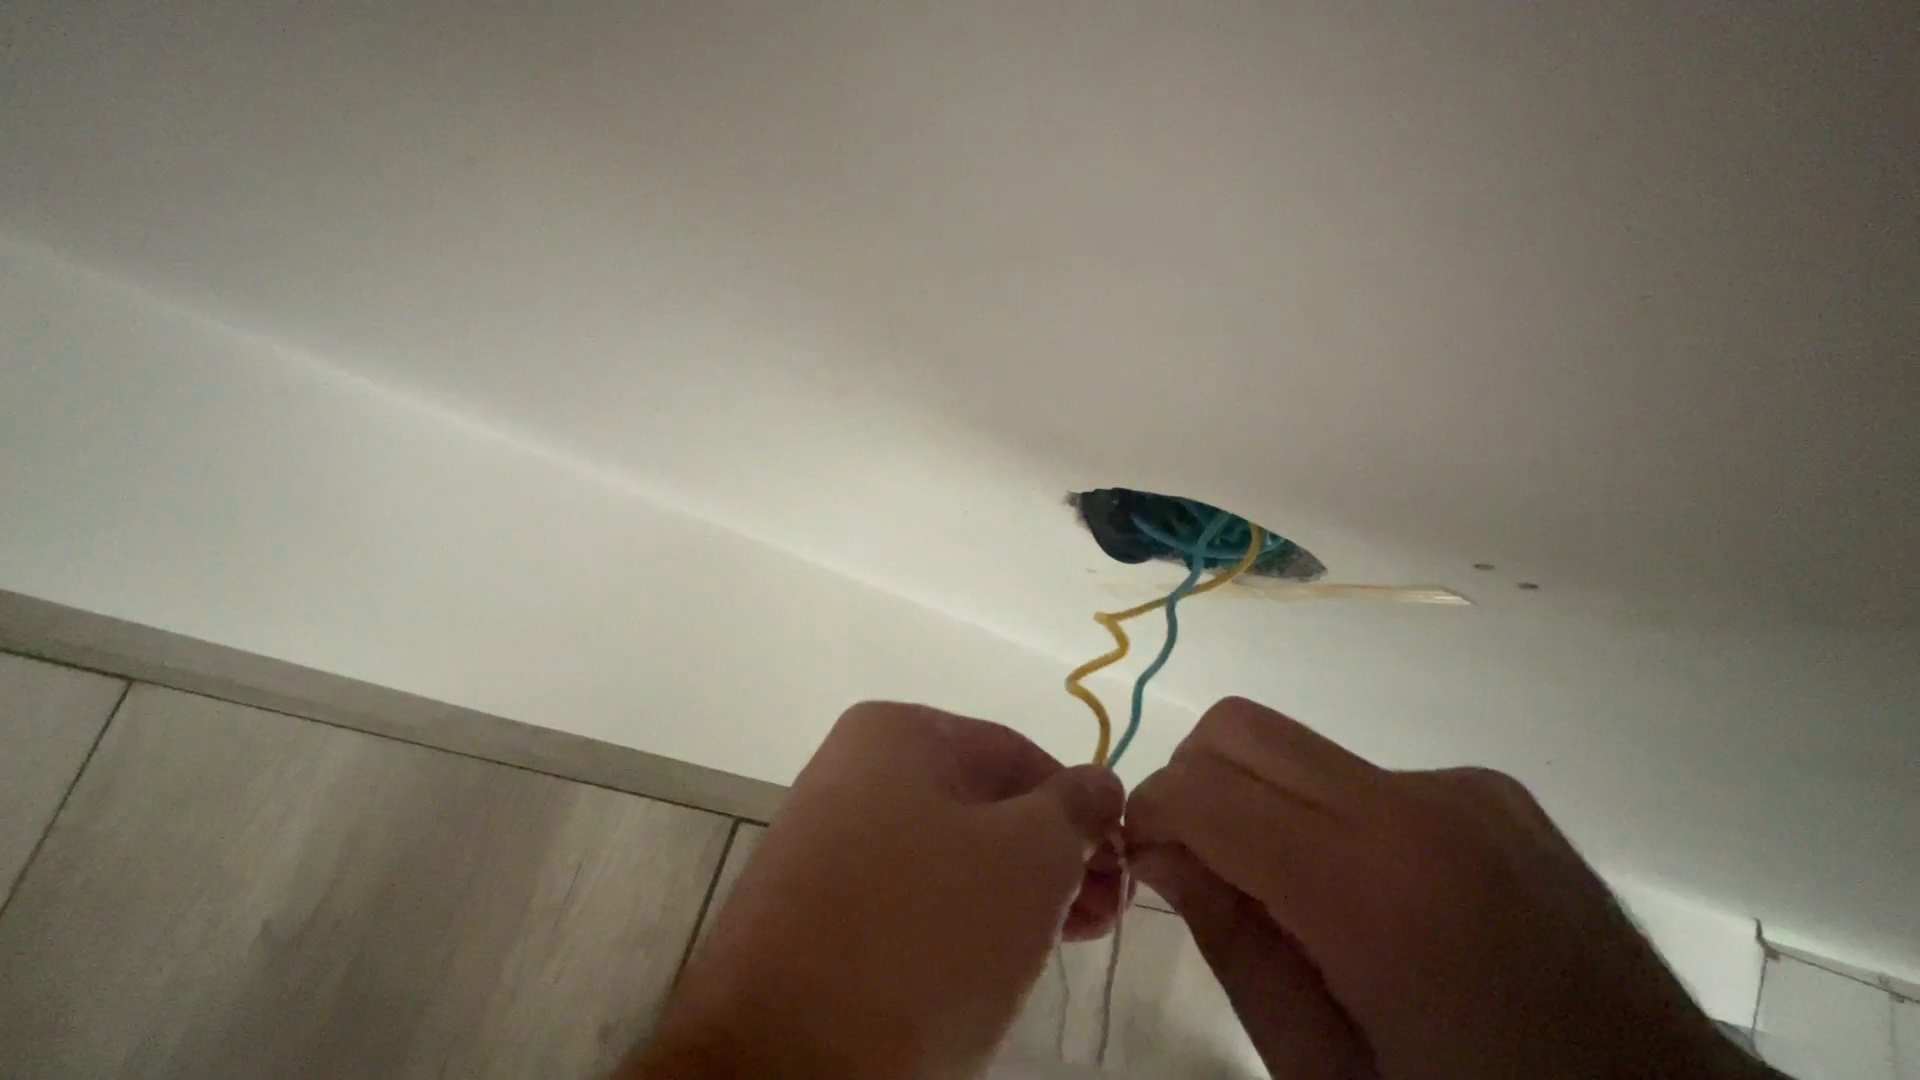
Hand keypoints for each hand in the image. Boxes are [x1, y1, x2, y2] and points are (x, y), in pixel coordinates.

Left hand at [627, 702, 1125, 1079]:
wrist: (782, 1059)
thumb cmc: (924, 931)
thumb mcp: (1029, 857)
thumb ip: (1077, 809)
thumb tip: (1099, 784)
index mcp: (896, 735)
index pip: (1018, 755)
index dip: (1081, 811)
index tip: (1118, 872)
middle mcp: (852, 773)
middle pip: (983, 808)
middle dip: (1051, 861)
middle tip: (1097, 918)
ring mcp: (827, 843)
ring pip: (948, 858)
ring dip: (1011, 895)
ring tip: (1054, 944)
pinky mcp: (814, 912)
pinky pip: (908, 900)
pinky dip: (957, 924)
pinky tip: (989, 964)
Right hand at [1126, 697, 1768, 1079]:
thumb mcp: (1325, 1072)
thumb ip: (1232, 946)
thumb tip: (1160, 850)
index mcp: (1370, 894)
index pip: (1203, 790)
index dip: (1149, 815)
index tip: (1145, 863)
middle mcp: (1417, 807)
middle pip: (1240, 728)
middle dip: (1192, 780)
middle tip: (1203, 865)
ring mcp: (1464, 789)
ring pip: (1296, 745)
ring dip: (1261, 797)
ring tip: (1295, 893)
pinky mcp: (1494, 790)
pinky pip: (1365, 775)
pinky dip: (1332, 815)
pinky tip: (1380, 897)